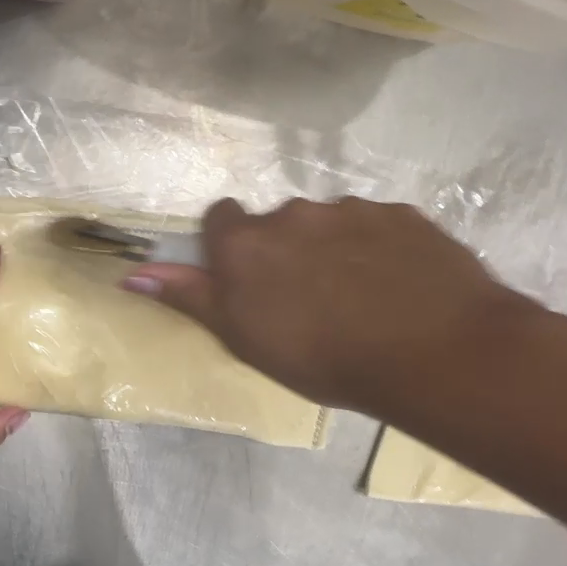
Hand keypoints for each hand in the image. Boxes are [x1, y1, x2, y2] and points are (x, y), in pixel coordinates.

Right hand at [120, 198, 541, 411]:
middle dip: (279, 248)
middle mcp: (294, 213)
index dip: (226, 244)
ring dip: (326, 247)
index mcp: (246, 243)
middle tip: (296, 297)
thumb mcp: (239, 335)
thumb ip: (189, 297)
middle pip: (274, 221)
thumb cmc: (318, 355)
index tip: (241, 277)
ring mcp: (354, 210)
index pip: (220, 217)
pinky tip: (387, 285)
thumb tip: (133, 273)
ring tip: (349, 294)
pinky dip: (372, 248)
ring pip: (325, 222)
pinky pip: (374, 225)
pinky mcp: (405, 215)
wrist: (433, 351)